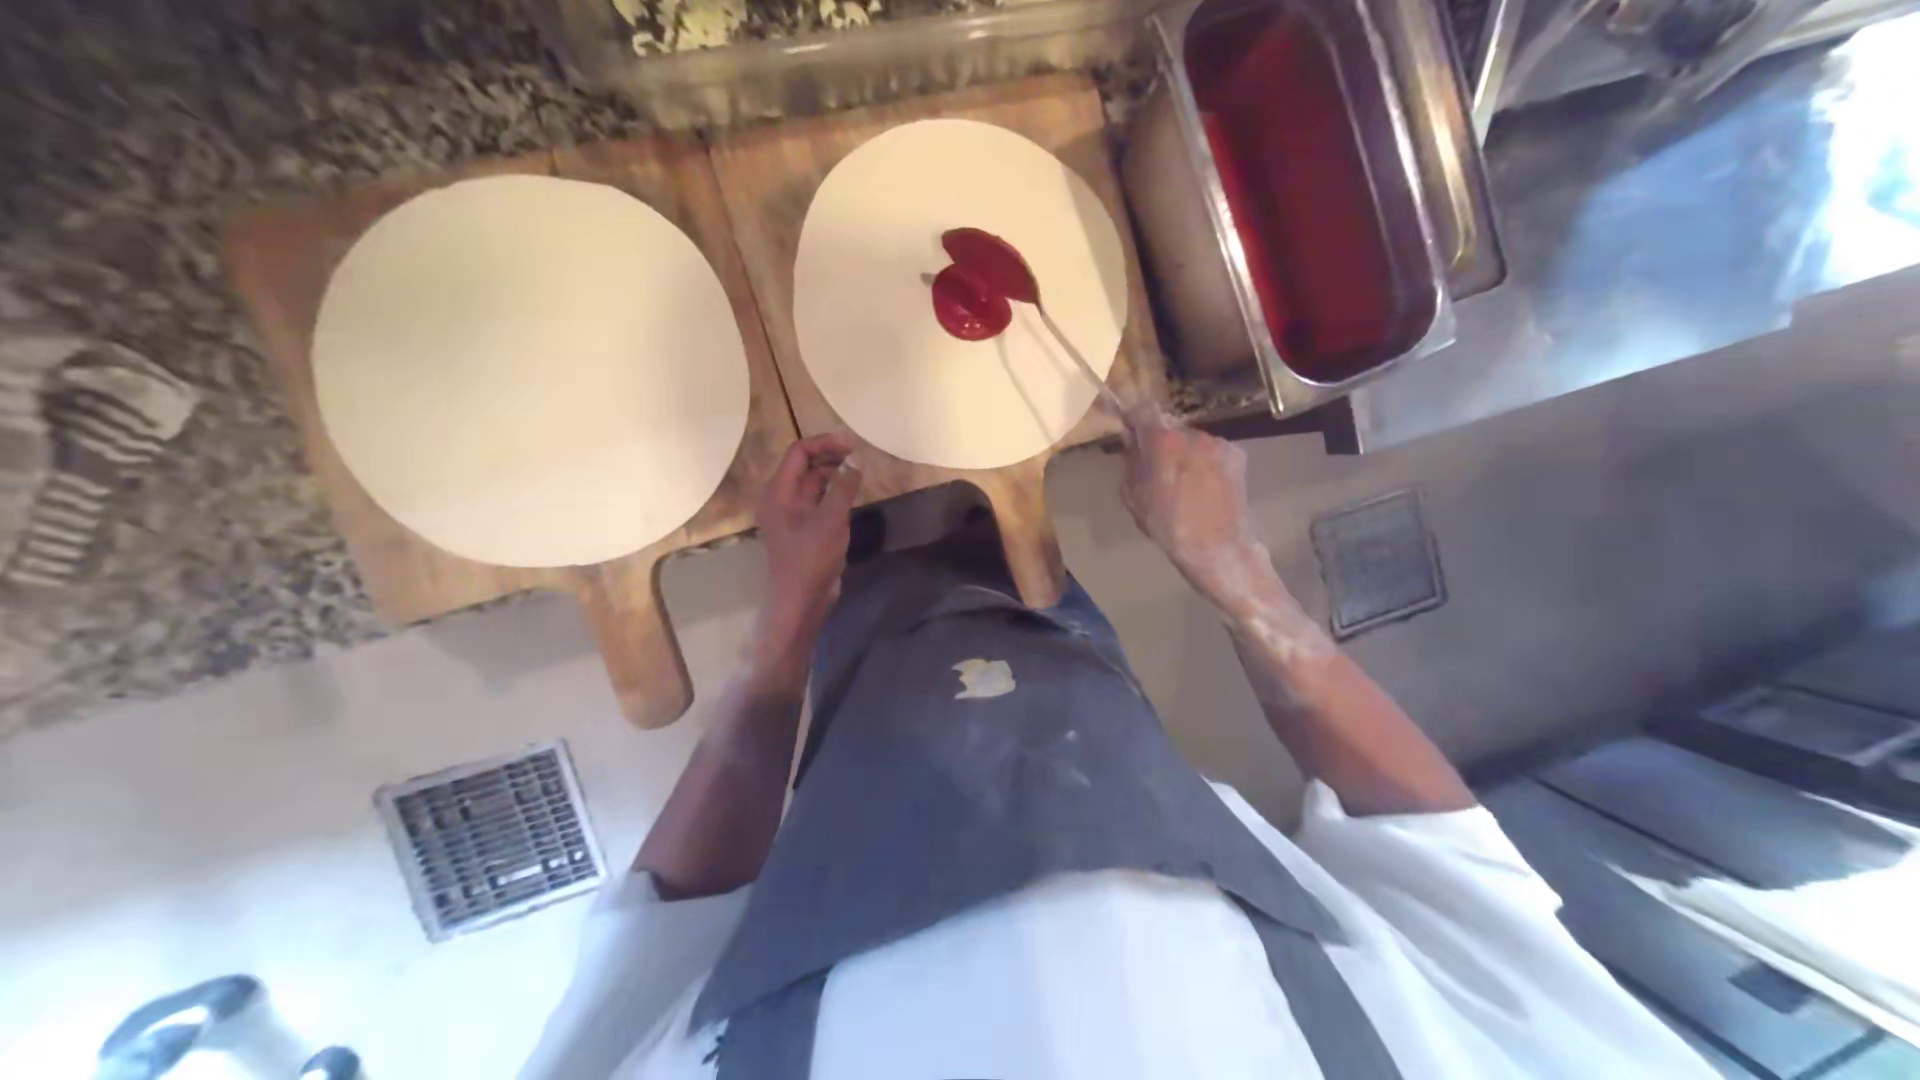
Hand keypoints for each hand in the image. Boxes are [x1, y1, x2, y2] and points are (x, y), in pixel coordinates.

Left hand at [756, 433, 862, 652]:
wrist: (802, 601)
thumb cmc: (811, 559)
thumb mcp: (831, 520)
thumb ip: (843, 487)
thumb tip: (855, 460)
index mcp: (778, 492)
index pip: (799, 453)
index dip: (825, 443)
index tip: (853, 445)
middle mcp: (781, 498)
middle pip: (805, 465)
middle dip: (831, 457)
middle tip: (859, 457)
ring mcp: (792, 514)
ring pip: (813, 484)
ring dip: (834, 475)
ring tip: (859, 475)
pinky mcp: (804, 528)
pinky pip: (818, 501)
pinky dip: (834, 493)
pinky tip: (852, 496)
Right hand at [1120, 407, 1273, 608]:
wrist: (1215, 546)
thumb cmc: (1166, 523)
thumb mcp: (1132, 496)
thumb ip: (1130, 462)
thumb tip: (1131, 442)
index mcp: (1162, 441)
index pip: (1143, 409)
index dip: (1134, 417)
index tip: (1130, 429)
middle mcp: (1191, 433)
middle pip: (1170, 427)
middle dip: (1161, 441)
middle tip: (1158, 466)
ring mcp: (1217, 443)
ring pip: (1192, 440)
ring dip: (1185, 452)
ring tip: (1184, 482)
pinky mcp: (1236, 455)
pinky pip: (1212, 451)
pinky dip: (1205, 462)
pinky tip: (1205, 486)